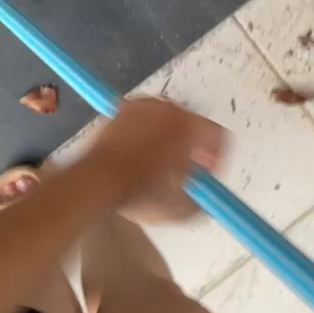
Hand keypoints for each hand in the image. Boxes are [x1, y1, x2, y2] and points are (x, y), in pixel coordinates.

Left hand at [78, 97, 225, 223]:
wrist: (95, 180)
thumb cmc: (140, 192)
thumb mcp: (181, 207)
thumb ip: (203, 199)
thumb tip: (206, 197)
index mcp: (189, 126)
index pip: (218, 135)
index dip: (218, 157)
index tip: (209, 174)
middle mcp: (169, 107)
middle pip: (193, 123)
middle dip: (194, 146)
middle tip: (186, 171)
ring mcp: (143, 105)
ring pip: (168, 120)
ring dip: (170, 137)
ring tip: (160, 163)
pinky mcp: (122, 108)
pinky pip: (144, 118)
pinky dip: (147, 132)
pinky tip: (139, 154)